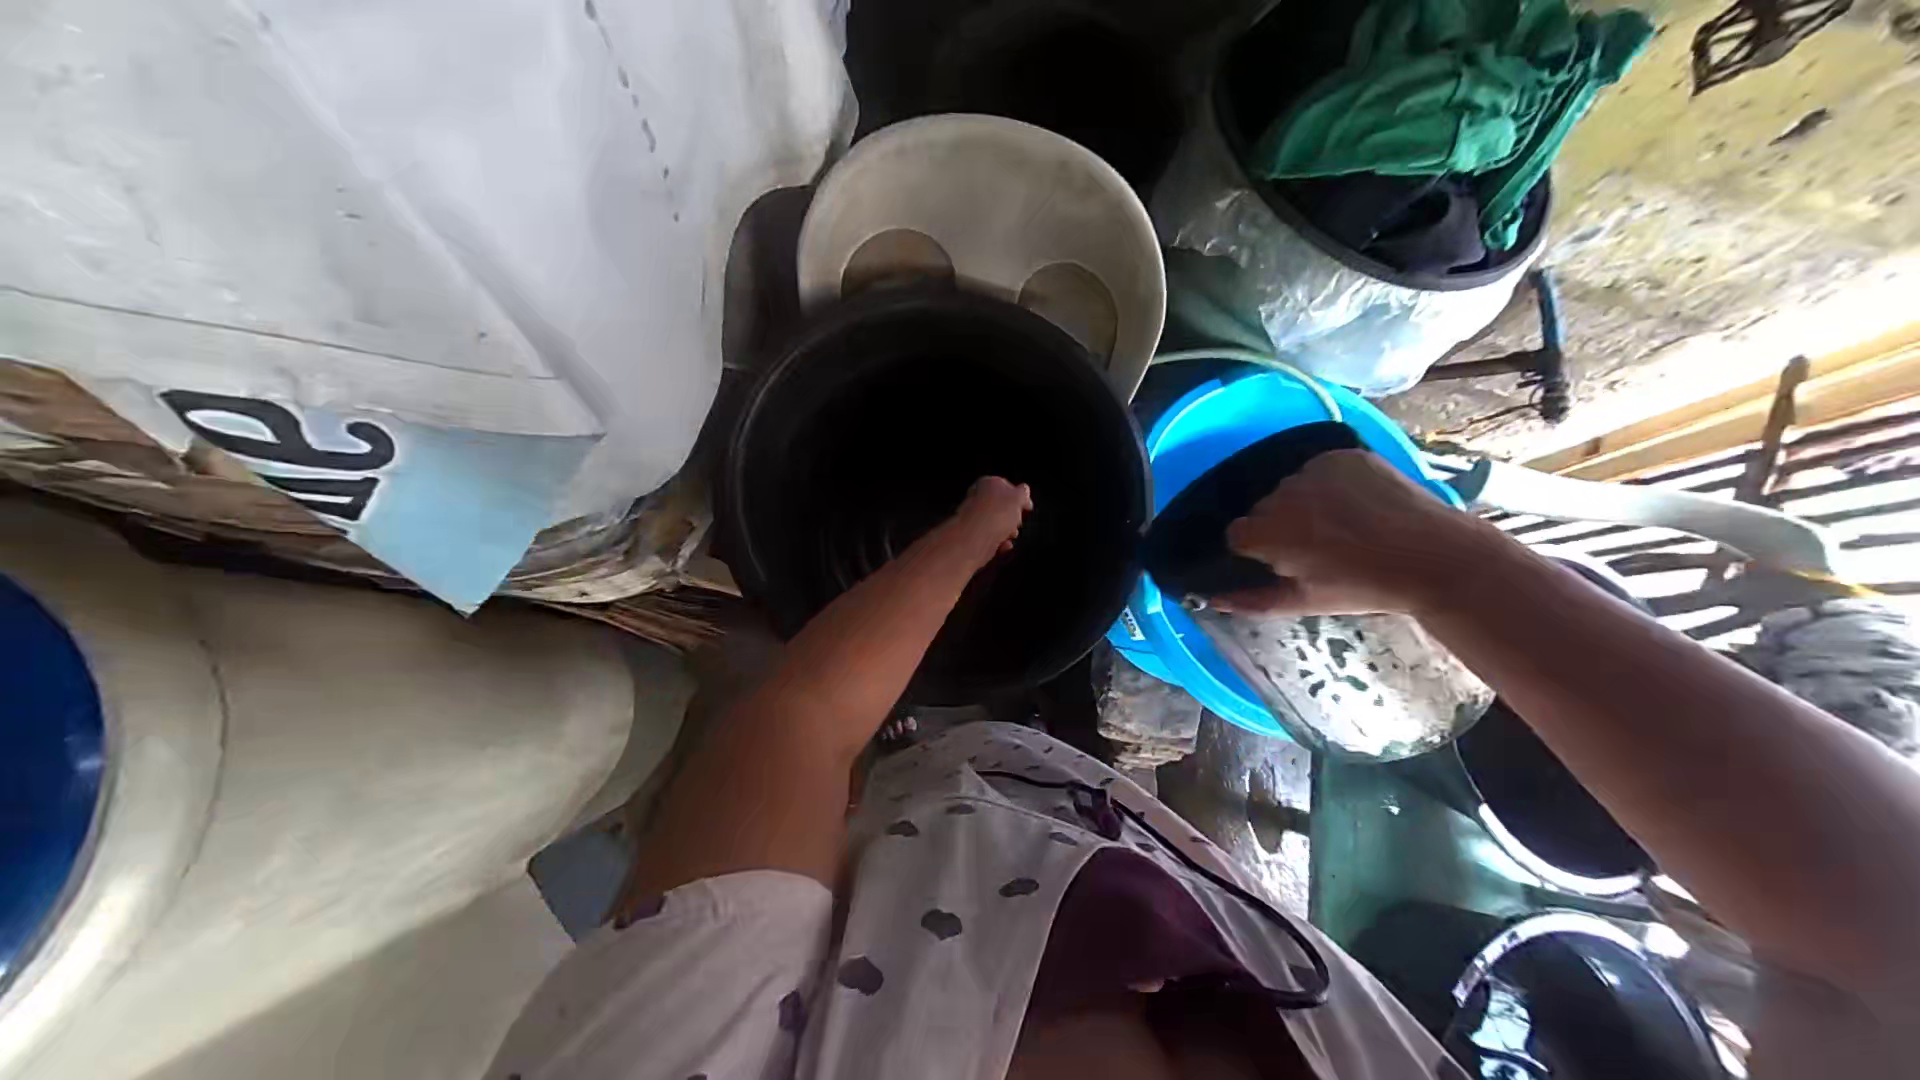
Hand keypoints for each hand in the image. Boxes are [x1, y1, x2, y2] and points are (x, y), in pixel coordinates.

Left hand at [953, 476, 1032, 556]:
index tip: (1026, 506)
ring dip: (1007, 531)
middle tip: (1018, 522)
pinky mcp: (972, 537)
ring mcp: (973, 519)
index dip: (1018, 496)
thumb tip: (1024, 491)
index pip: (1005, 486)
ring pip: (996, 524)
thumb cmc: (997, 514)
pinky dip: (999, 543)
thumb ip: (1022, 493)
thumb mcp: (1018, 498)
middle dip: (1012, 517)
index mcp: (987, 483)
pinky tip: (1004, 545)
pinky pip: (991, 539)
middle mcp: (977, 498)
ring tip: (1011, 535)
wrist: (975, 540)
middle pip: (1001, 507)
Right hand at [1216, 450, 1497, 615]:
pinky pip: (1317, 468)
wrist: (1436, 558)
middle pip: (1262, 508)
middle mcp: (1282, 495)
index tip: (1281, 559)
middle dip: (1279, 524)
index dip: (1256, 548)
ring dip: (1303, 502)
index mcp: (1269, 533)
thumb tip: (1212, 599)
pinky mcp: (1342, 456)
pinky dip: (1327, 483)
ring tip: (1338, 523)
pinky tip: (1352, 502)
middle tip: (1314, 544)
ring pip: (1289, 487)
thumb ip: (1252, 600)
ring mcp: (1314, 471)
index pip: (1237, 533)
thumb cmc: (1365, 587)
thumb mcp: (1306, 601)